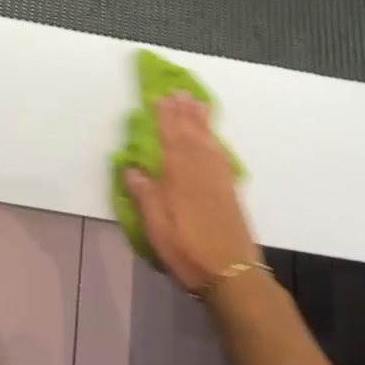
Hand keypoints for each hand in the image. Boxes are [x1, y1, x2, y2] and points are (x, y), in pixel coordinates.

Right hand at [119, 92, 261, 291]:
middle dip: (183, 112)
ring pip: (208, 141)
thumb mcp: (155, 224)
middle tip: (179, 91)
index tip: (159, 97)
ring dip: (201, 121)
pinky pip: (221, 155)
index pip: (169, 138)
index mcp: (178, 175)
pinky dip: (215, 141)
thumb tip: (132, 168)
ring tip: (196, 103)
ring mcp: (218, 180)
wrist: (231, 273)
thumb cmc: (186, 248)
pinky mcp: (230, 191)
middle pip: (191, 134)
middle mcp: (199, 170)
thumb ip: (144, 193)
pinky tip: (213, 139)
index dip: (164, 117)